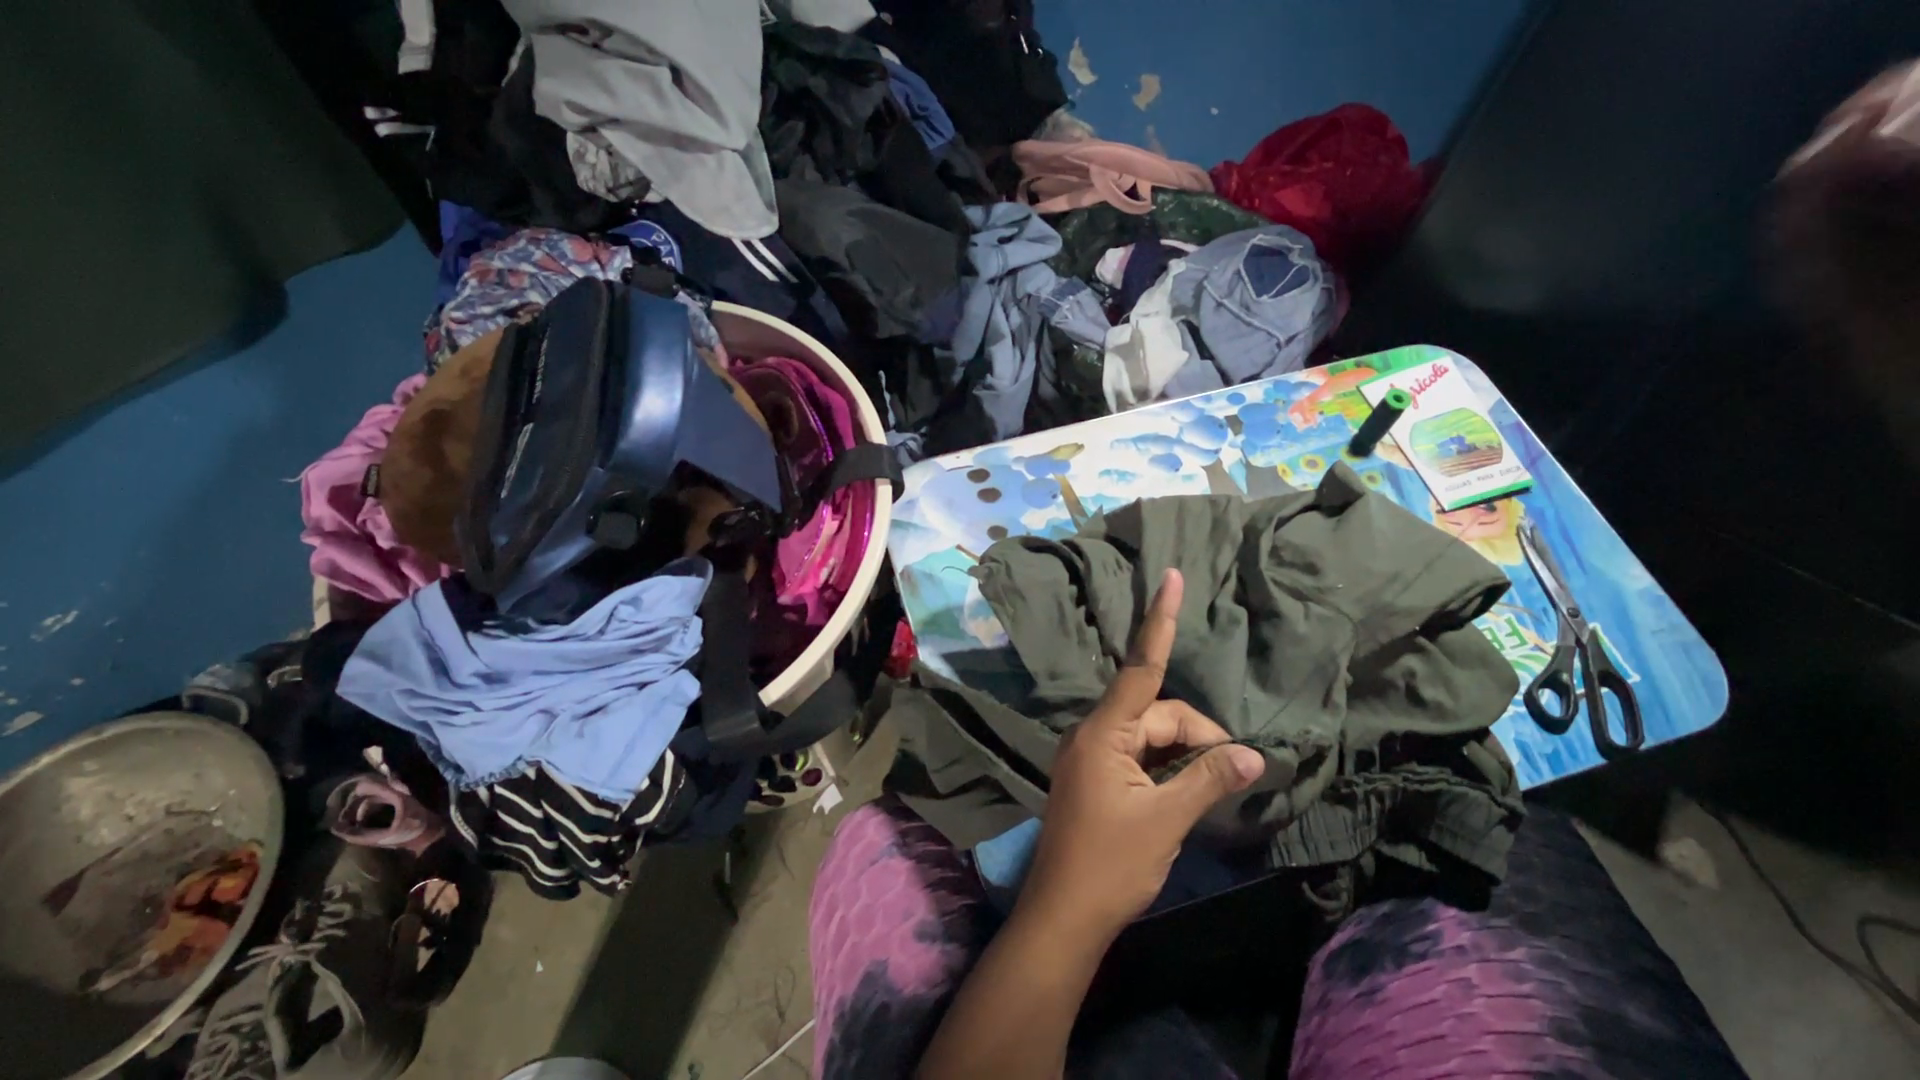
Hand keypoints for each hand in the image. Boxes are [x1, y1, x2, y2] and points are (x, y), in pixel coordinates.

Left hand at [1018, 569, 1266, 939]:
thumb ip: (1209, 780)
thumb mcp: (1167, 821)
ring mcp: (1091, 758)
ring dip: (1184, 756)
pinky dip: (1167, 769)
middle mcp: (1093, 735)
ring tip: (1213, 788)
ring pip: (1151, 738)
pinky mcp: (1095, 780)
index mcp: (1103, 733)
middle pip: (1158, 714)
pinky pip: (1139, 757)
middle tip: (1233, 773)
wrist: (1063, 916)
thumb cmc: (1111, 865)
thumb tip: (1255, 755)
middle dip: (1198, 737)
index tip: (1170, 577)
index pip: (1142, 667)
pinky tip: (1188, 793)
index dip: (1161, 621)